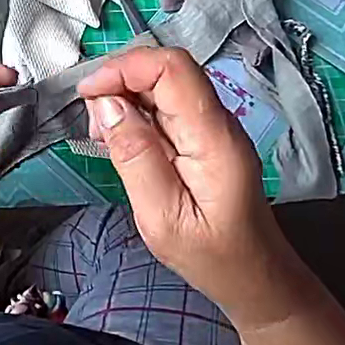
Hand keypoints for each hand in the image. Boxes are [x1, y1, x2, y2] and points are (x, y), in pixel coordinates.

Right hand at [79, 47, 303, 328]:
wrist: (254, 276)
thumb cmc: (212, 256)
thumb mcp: (162, 218)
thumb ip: (135, 157)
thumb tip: (107, 104)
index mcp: (214, 137)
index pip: (172, 68)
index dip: (125, 67)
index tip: (89, 92)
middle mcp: (217, 121)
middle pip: (166, 69)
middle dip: (120, 81)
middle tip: (94, 122)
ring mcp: (212, 126)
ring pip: (162, 84)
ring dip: (124, 96)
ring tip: (104, 136)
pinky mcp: (202, 135)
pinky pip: (165, 105)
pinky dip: (134, 111)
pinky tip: (121, 140)